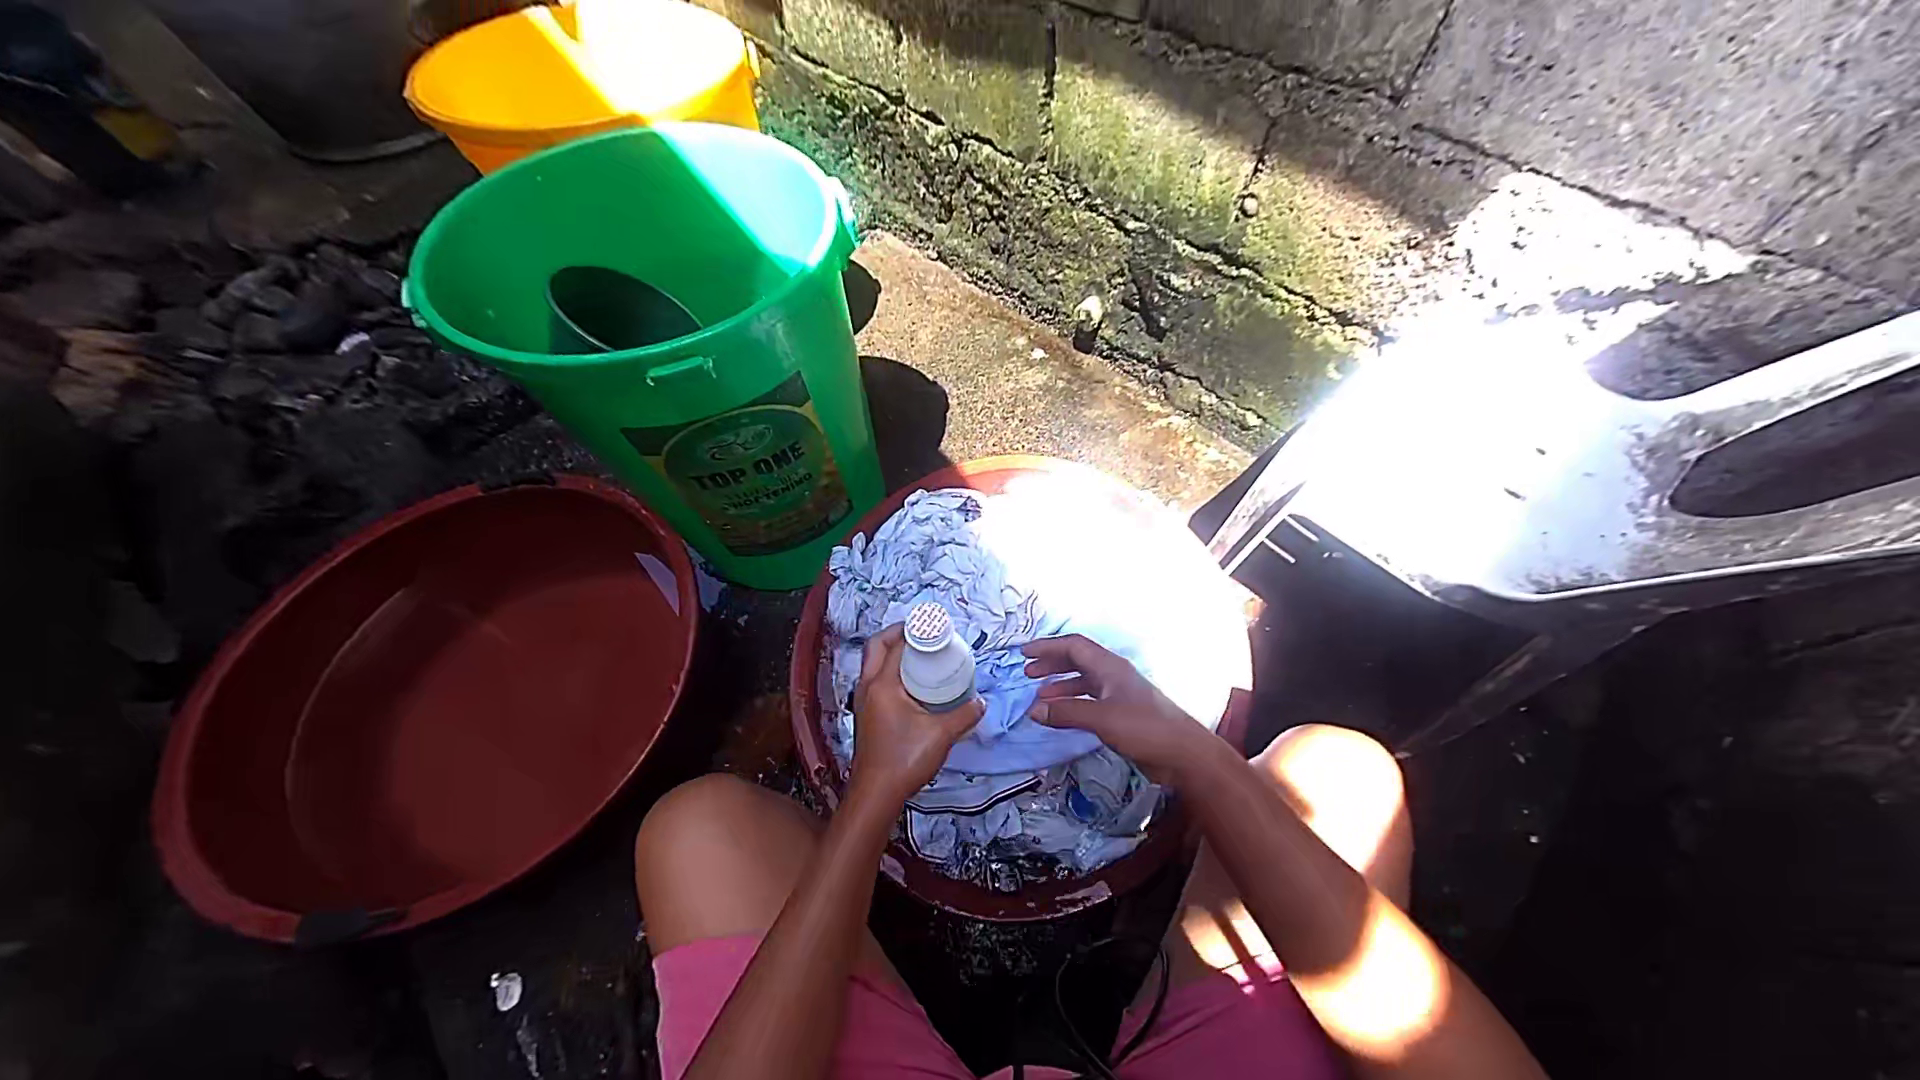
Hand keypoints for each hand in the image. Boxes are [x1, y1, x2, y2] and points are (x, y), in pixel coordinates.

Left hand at [849, 624, 985, 805]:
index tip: (935, 627)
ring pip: (872, 663)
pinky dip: (889, 670)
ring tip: (917, 653)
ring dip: (891, 651)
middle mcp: (868, 687)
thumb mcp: (941, 735)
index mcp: (882, 685)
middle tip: (920, 632)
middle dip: (897, 633)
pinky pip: (874, 679)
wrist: (876, 793)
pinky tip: (910, 682)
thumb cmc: (904, 760)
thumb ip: (965, 715)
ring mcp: (863, 701)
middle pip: (876, 646)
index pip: (897, 646)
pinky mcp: (865, 714)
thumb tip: (980, 702)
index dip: (916, 632)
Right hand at [1023, 634, 1215, 783]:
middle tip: (1027, 673)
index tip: (1024, 653)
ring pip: (1082, 682)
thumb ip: (1066, 713)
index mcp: (1109, 666)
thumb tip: (1033, 710)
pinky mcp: (1122, 714)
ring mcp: (1118, 694)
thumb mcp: (1101, 718)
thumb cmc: (1145, 728)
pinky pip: (1089, 701)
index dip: (1048, 647)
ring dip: (1060, 686)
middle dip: (1051, 664)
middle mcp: (1113, 675)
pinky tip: (1061, 714)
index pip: (1073, 646)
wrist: (1184, 754)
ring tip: (1039, 696)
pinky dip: (1071, 704)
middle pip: (1077, 661)